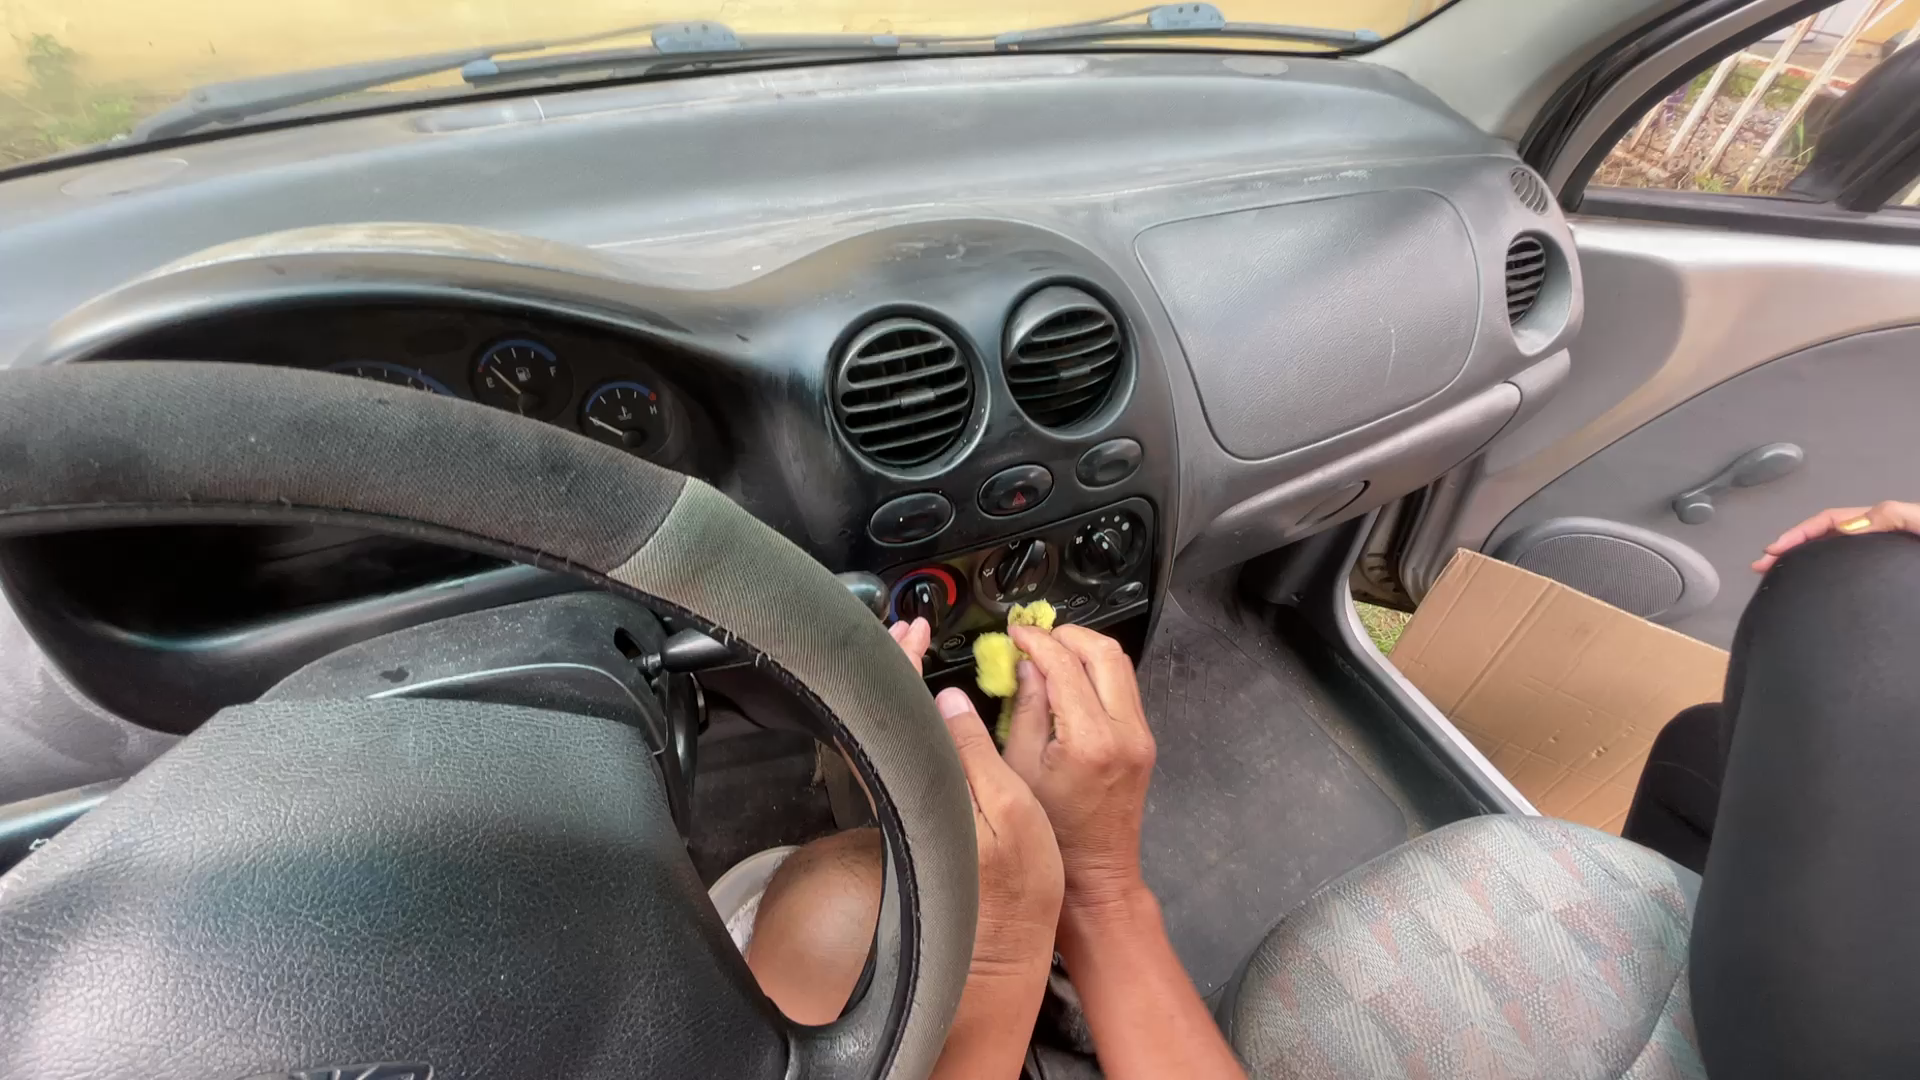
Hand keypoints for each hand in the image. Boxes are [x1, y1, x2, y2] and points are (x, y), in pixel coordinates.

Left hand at [890, 615, 1062, 966]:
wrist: (1003, 946)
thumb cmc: (1018, 887)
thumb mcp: (1011, 812)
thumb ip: (975, 754)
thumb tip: (948, 702)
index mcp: (930, 780)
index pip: (902, 706)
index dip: (903, 662)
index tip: (913, 631)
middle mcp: (908, 787)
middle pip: (887, 712)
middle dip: (893, 662)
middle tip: (908, 629)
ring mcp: (910, 800)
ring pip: (892, 727)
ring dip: (898, 683)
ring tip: (910, 649)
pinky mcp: (920, 811)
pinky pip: (905, 745)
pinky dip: (910, 711)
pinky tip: (921, 699)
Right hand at [1003, 624, 1154, 915]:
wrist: (1096, 871)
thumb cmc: (1053, 831)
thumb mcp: (1020, 768)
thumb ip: (1025, 709)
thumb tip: (1025, 666)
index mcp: (1090, 741)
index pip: (1065, 666)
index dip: (1037, 641)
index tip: (1016, 633)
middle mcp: (1124, 732)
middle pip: (1104, 652)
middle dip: (1067, 634)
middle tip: (1037, 635)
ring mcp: (1140, 735)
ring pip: (1120, 664)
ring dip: (1085, 648)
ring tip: (1051, 651)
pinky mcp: (1143, 739)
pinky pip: (1123, 685)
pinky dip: (1097, 670)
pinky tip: (1070, 676)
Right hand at [1755, 501, 1919, 571]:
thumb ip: (1891, 515)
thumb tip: (1843, 526)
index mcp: (1879, 521)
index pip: (1827, 521)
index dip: (1796, 533)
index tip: (1773, 550)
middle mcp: (1872, 535)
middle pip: (1820, 537)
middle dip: (1786, 549)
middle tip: (1761, 566)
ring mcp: (1874, 555)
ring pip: (1826, 552)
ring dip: (1795, 560)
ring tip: (1772, 572)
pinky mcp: (1878, 575)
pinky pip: (1840, 568)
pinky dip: (1815, 572)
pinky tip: (1805, 580)